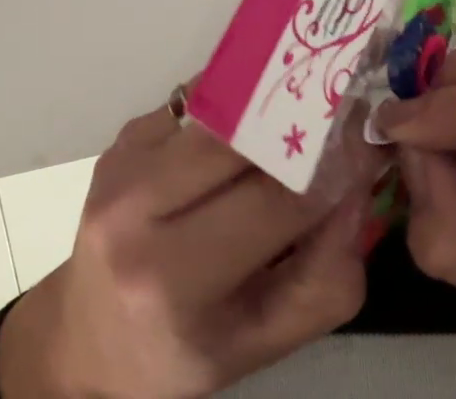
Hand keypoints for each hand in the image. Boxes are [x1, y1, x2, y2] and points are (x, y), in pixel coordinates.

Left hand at [0, 96, 372, 397]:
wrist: (87, 335)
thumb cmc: (182, 350)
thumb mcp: (265, 342)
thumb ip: (327, 278)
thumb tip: (356, 187)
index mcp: (172, 277)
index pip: (275, 201)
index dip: (332, 168)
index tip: (368, 148)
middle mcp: (133, 210)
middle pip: (246, 139)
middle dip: (304, 127)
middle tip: (343, 126)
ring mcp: (122, 164)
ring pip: (224, 110)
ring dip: (270, 114)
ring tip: (301, 127)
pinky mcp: (122, 136)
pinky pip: (199, 104)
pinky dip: (236, 115)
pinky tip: (245, 141)